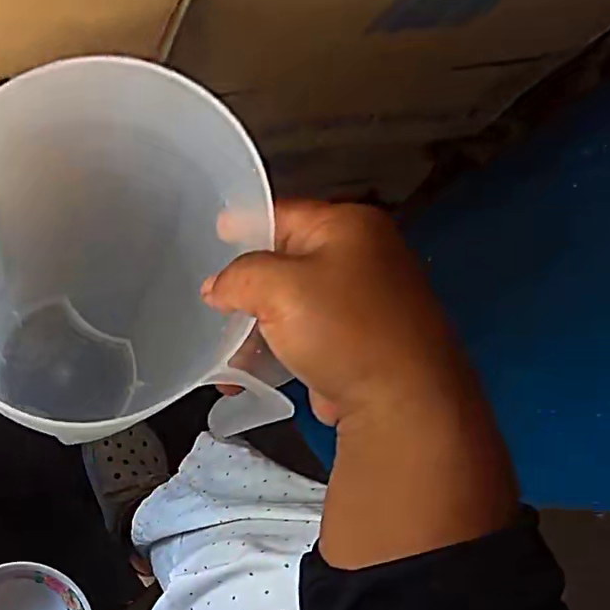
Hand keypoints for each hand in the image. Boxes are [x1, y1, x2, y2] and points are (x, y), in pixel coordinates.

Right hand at [202, 200, 470, 428]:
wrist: (396, 396)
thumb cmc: (342, 330)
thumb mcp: (278, 289)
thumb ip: (238, 277)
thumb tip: (216, 287)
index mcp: (346, 227)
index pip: (281, 214)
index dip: (243, 224)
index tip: (212, 235)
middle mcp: (357, 257)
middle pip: (281, 264)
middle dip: (243, 292)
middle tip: (213, 311)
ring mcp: (356, 302)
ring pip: (285, 307)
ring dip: (250, 332)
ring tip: (226, 361)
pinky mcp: (351, 342)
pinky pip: (298, 338)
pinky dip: (271, 353)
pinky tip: (247, 376)